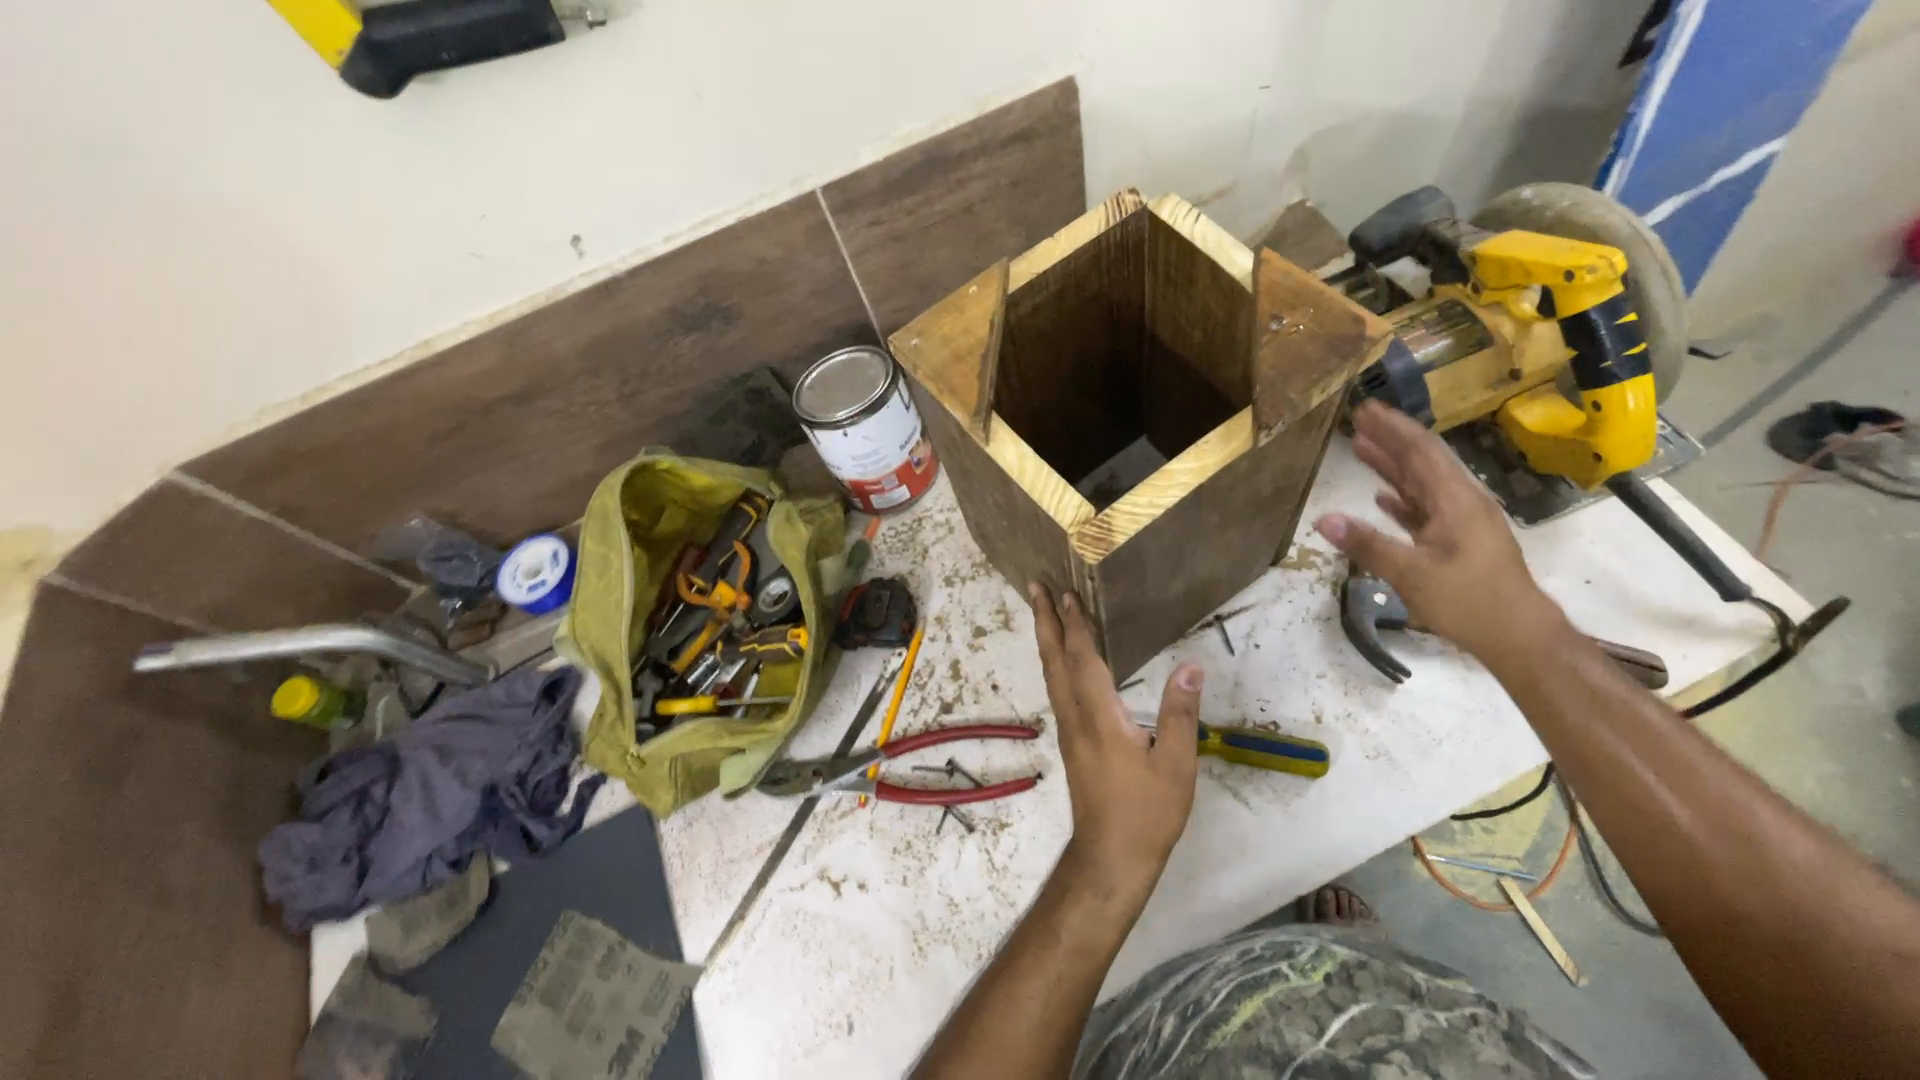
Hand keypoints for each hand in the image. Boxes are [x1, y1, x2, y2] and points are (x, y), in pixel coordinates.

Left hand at [1028, 583, 1199, 889]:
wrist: (1111, 856)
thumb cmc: (1146, 812)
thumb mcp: (1174, 763)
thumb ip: (1180, 713)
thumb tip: (1191, 666)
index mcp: (1098, 716)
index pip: (1082, 658)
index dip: (1074, 624)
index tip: (1065, 592)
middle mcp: (1075, 718)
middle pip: (1054, 660)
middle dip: (1044, 621)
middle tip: (1034, 586)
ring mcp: (1069, 732)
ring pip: (1051, 675)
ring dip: (1046, 640)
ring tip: (1042, 613)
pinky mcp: (1073, 744)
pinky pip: (1058, 690)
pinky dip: (1056, 664)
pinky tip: (1063, 663)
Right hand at [1314, 400, 1565, 661]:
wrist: (1519, 636)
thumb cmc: (1468, 601)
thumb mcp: (1411, 574)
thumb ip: (1367, 544)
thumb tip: (1323, 520)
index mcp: (1455, 501)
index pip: (1421, 452)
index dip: (1392, 428)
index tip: (1365, 408)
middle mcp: (1461, 503)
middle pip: (1422, 462)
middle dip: (1390, 439)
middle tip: (1358, 419)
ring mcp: (1463, 523)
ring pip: (1422, 485)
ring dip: (1393, 466)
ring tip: (1361, 448)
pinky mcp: (1460, 542)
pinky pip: (1426, 510)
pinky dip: (1402, 500)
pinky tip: (1382, 498)